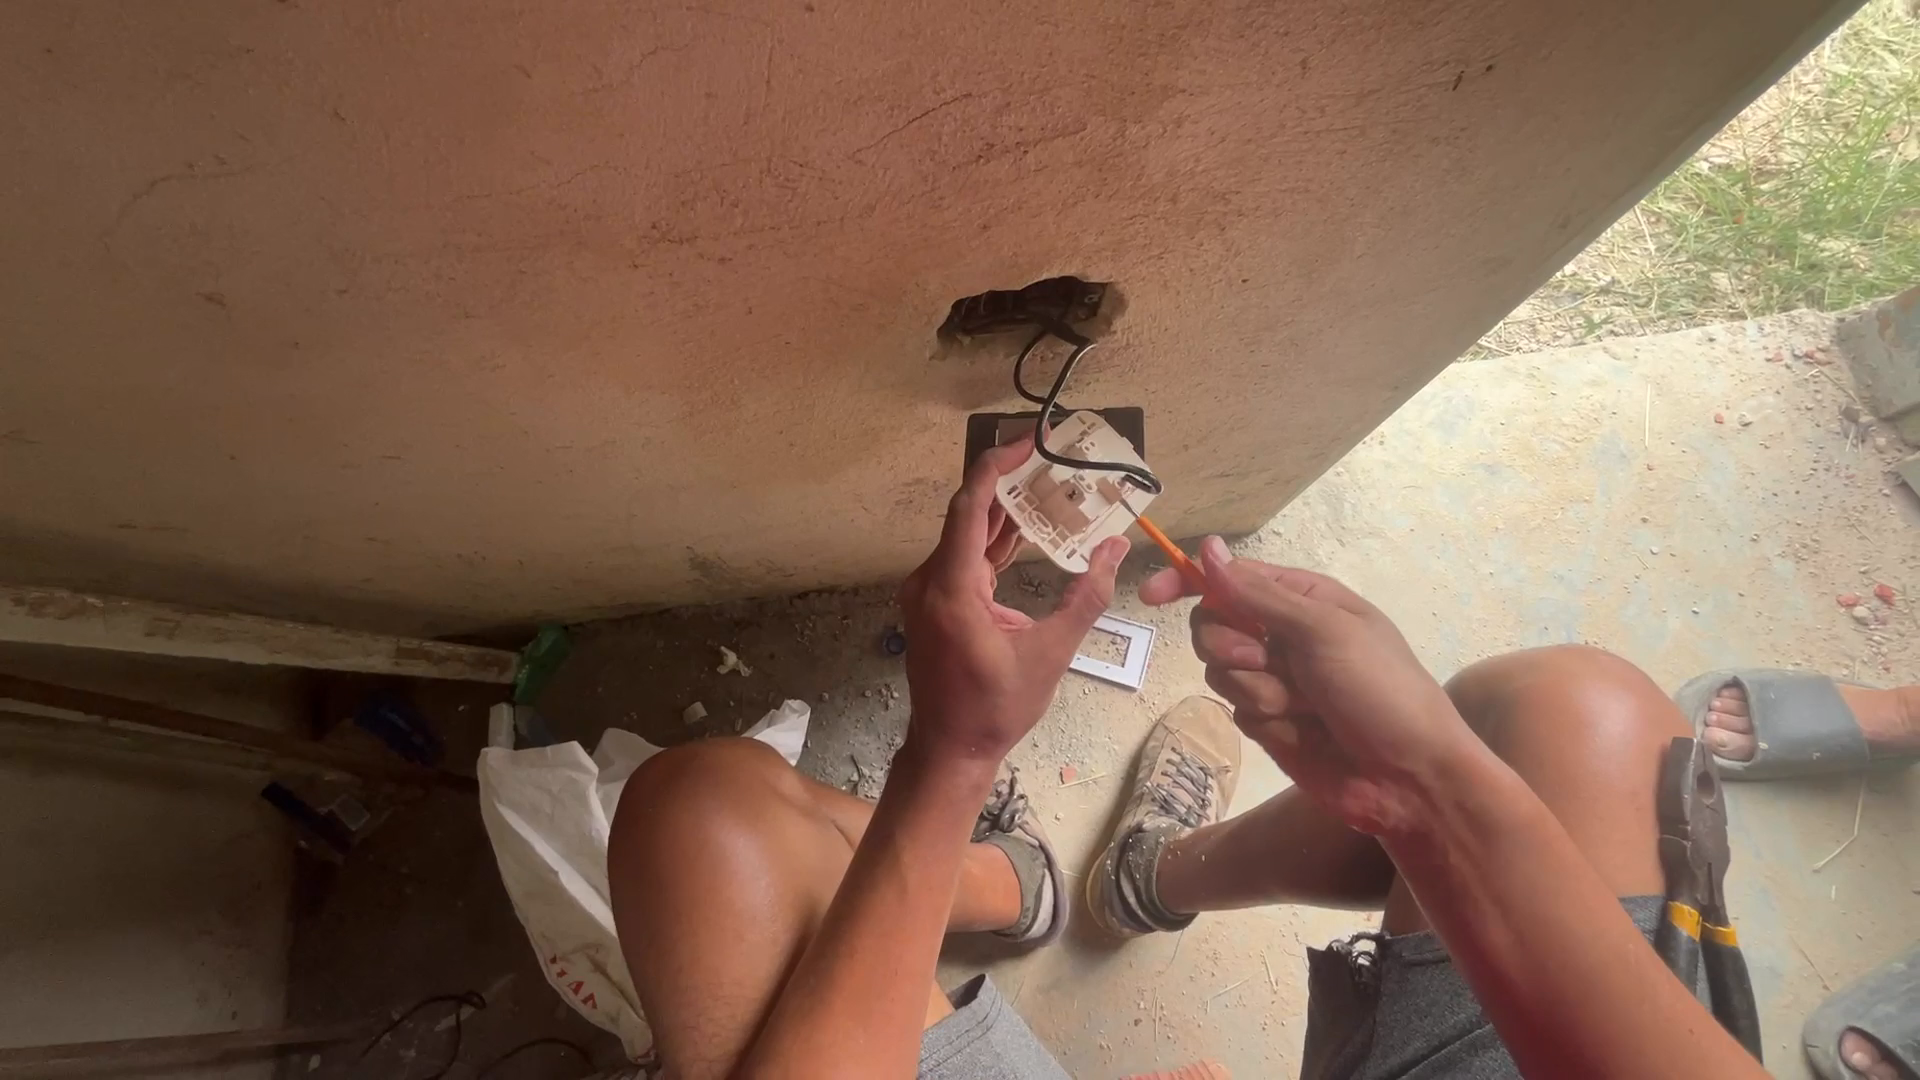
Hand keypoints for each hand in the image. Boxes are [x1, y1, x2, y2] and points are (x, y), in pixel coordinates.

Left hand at [899, 440, 1128, 763]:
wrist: (950, 747)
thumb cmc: (996, 708)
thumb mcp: (1051, 654)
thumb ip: (1085, 597)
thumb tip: (1115, 550)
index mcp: (951, 589)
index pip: (970, 506)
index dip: (997, 466)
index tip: (1030, 443)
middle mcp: (931, 581)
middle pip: (970, 514)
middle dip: (1011, 485)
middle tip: (1053, 463)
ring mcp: (929, 591)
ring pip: (968, 535)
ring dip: (1006, 514)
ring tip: (1049, 488)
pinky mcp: (937, 601)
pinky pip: (966, 558)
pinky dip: (996, 543)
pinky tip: (1028, 530)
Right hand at [1141, 537, 1479, 835]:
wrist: (1409, 780)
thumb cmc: (1379, 690)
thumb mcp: (1322, 630)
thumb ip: (1257, 593)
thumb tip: (1207, 548)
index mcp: (1300, 598)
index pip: (1227, 577)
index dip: (1185, 581)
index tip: (1151, 595)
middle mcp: (1281, 632)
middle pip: (1211, 624)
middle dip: (1233, 645)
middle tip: (1268, 659)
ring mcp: (1272, 676)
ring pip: (1218, 669)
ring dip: (1257, 688)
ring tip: (1301, 705)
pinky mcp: (1267, 717)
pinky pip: (1234, 707)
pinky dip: (1265, 719)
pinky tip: (1301, 731)